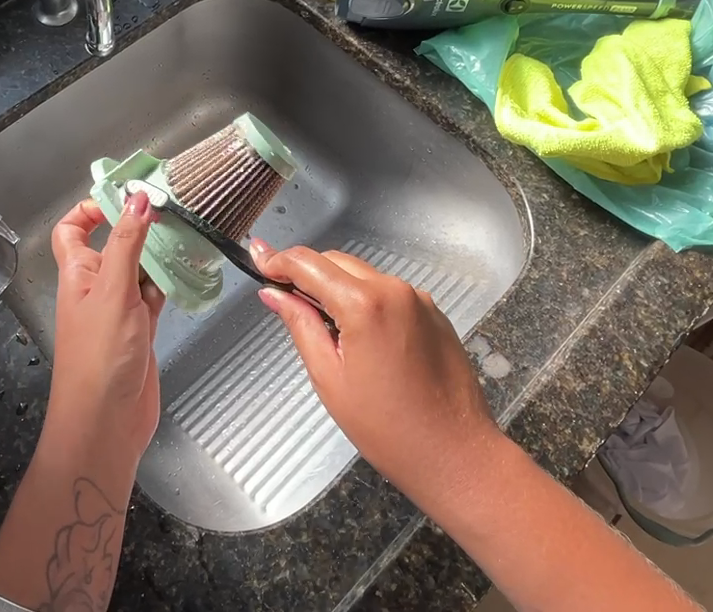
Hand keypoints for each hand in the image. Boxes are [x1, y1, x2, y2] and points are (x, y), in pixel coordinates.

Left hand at [44, 194, 167, 469]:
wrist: (106, 425)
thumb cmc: (98, 359)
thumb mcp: (113, 291)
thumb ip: (126, 243)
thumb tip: (137, 199)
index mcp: (77, 274)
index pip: (72, 229)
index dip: (90, 208)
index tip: (124, 195)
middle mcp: (96, 287)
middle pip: (113, 243)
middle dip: (137, 226)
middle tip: (169, 208)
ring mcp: (119, 308)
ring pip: (138, 267)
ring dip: (158, 253)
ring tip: (185, 234)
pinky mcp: (140, 328)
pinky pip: (154, 294)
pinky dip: (169, 282)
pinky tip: (187, 271)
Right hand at [252, 241, 503, 513]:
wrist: (457, 455)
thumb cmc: (386, 427)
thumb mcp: (329, 377)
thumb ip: (299, 324)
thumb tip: (272, 293)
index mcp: (363, 303)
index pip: (309, 264)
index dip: (277, 259)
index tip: (256, 257)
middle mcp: (393, 289)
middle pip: (336, 262)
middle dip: (306, 273)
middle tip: (282, 296)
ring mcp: (418, 298)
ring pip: (362, 275)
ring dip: (336, 286)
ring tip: (322, 323)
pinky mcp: (433, 312)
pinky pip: (388, 292)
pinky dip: (365, 300)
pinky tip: (360, 335)